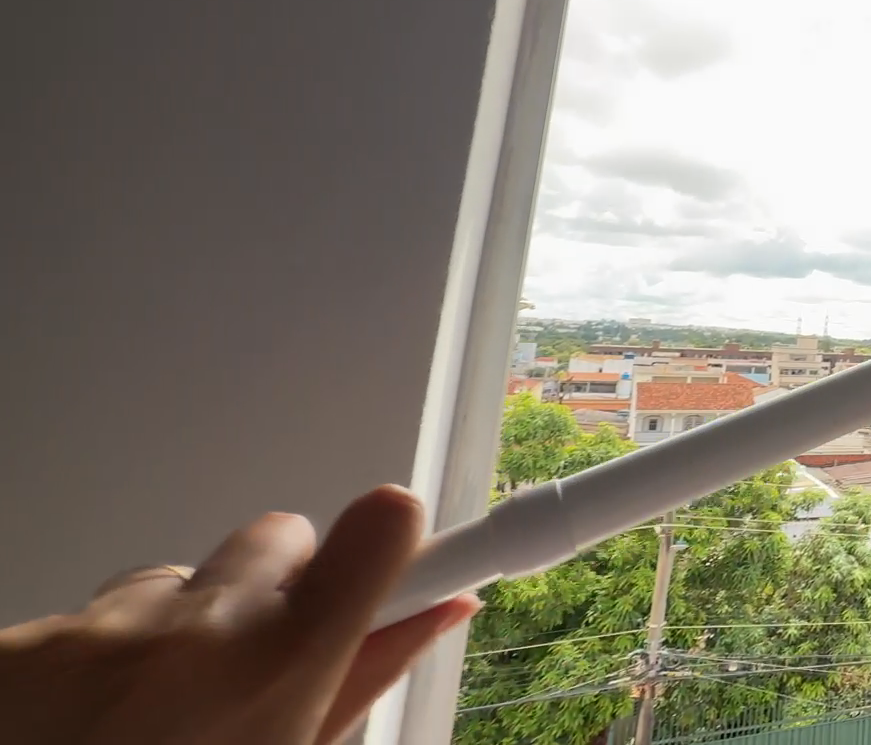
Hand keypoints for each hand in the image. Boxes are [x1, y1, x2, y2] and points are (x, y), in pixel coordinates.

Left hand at [0, 485, 478, 744]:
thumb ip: (371, 671)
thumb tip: (451, 604)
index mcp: (284, 659)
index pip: (387, 521)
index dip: (394, 534)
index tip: (406, 548)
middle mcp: (198, 629)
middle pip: (277, 536)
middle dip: (270, 583)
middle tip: (242, 662)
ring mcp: (90, 635)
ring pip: (168, 581)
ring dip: (165, 628)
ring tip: (130, 714)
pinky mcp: (4, 647)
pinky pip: (75, 622)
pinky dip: (76, 664)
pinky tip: (58, 726)